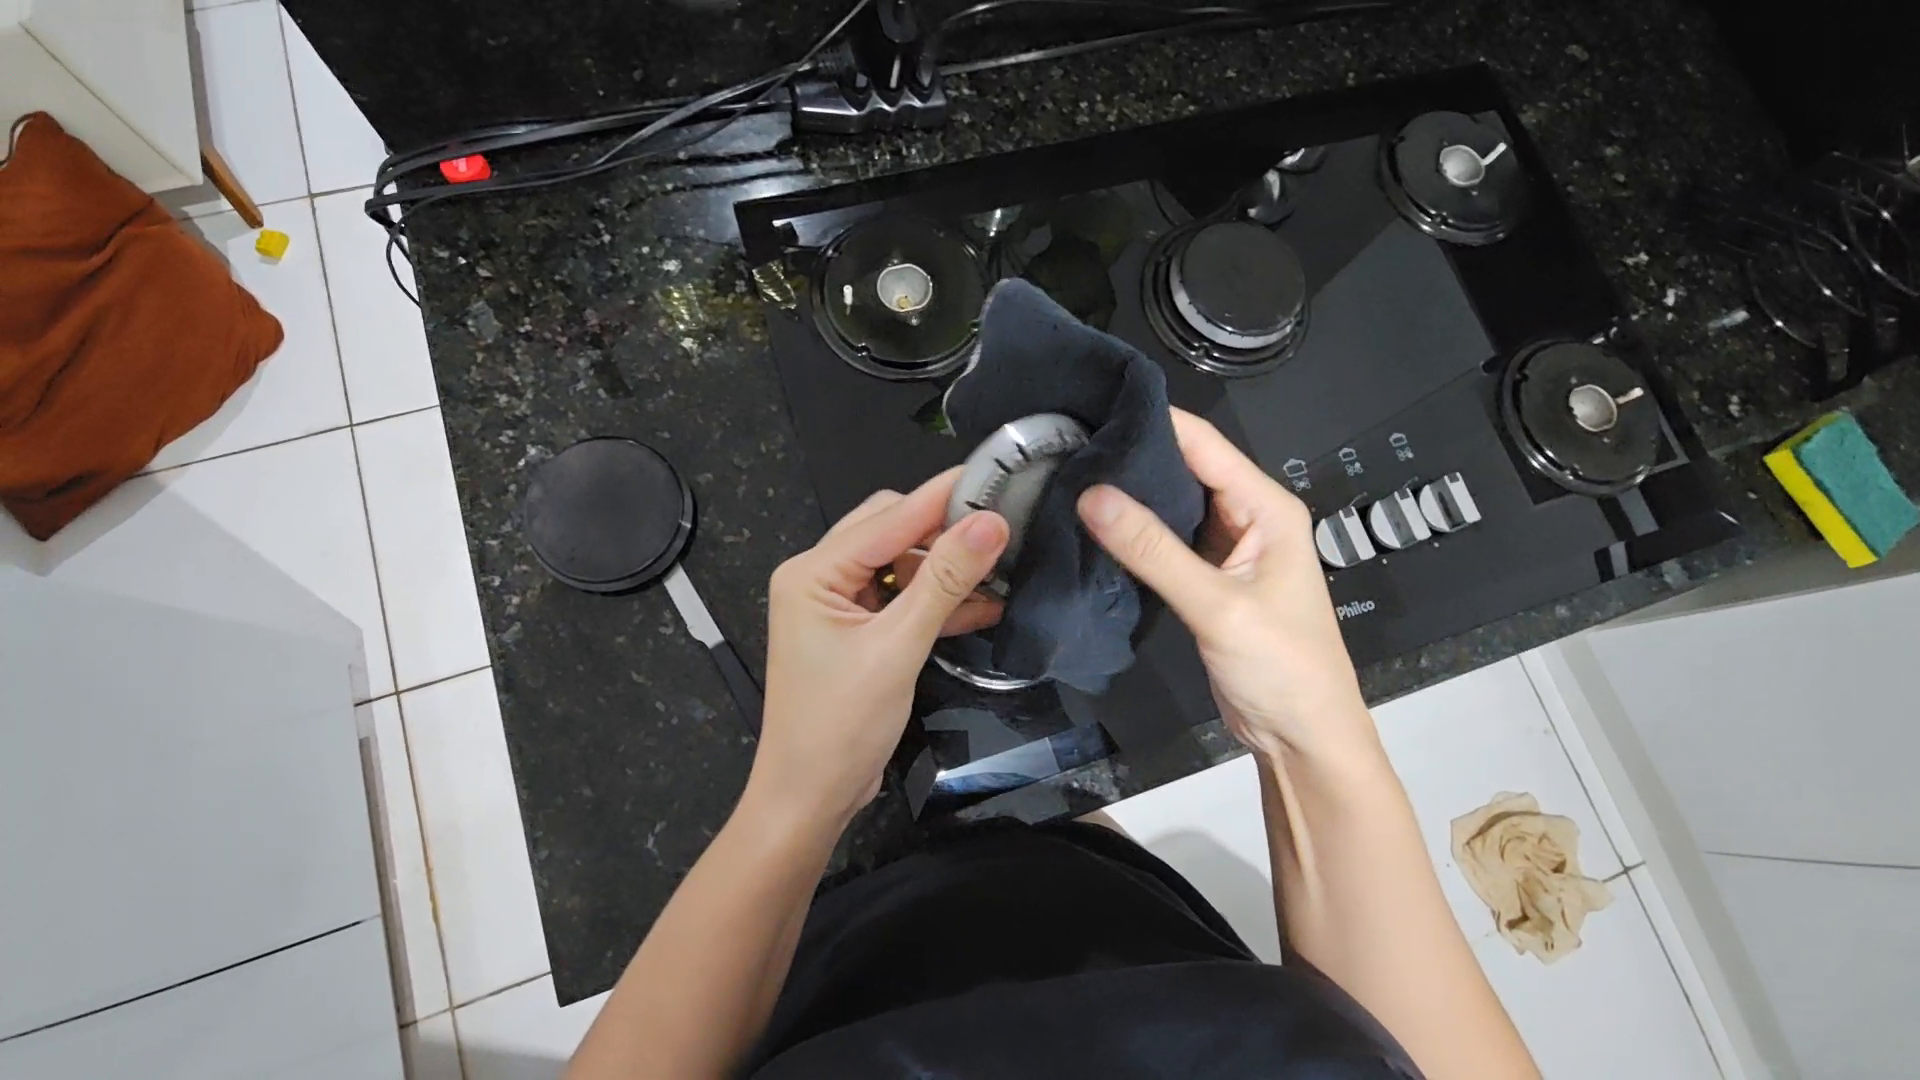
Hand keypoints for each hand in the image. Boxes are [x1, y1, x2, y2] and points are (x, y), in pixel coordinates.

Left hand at [751, 469, 1009, 824]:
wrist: (811, 797)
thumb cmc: (838, 728)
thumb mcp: (897, 649)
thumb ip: (944, 583)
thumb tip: (989, 525)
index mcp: (813, 573)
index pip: (888, 517)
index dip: (942, 496)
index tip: (992, 476)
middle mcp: (821, 579)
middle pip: (893, 532)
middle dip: (945, 532)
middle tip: (1001, 529)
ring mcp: (840, 606)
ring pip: (903, 565)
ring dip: (947, 570)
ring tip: (1001, 570)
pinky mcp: (860, 631)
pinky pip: (904, 599)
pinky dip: (938, 602)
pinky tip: (983, 604)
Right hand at [1076, 409, 1377, 764]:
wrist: (1302, 737)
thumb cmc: (1280, 667)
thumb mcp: (1217, 606)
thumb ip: (1153, 551)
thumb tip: (1090, 495)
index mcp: (1267, 507)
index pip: (1203, 444)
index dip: (1151, 421)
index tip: (1092, 409)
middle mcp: (1249, 517)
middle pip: (1186, 469)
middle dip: (1133, 457)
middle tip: (1068, 447)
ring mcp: (1227, 549)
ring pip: (1173, 506)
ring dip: (1132, 496)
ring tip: (1071, 477)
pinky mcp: (1208, 579)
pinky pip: (1168, 542)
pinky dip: (1136, 534)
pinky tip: (1095, 527)